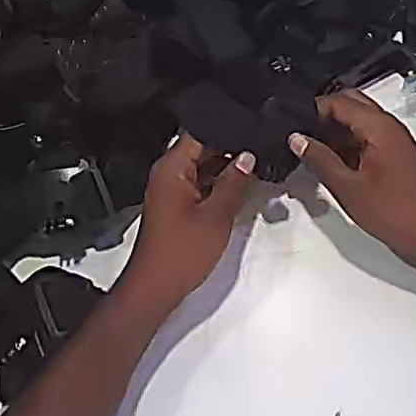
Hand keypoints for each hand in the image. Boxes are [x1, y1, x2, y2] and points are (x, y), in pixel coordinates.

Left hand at [114, 135, 255, 316]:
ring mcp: (171, 188)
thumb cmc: (180, 253)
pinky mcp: (176, 204)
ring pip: (201, 166)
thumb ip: (235, 182)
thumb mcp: (216, 215)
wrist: (155, 287)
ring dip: (225, 167)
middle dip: (230, 147)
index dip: (226, 128)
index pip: (199, 132)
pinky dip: (217, 183)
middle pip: (201, 148)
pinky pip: (198, 183)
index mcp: (171, 167)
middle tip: (259, 149)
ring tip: (255, 166)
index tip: (251, 127)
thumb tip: (248, 157)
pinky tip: (239, 187)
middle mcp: (167, 173)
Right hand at [290, 89, 415, 277]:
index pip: (337, 101)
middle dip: (322, 116)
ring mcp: (394, 142)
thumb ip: (319, 159)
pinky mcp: (396, 159)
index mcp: (378, 126)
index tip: (290, 126)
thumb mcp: (348, 188)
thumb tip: (297, 139)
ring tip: (309, 151)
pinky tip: (330, 164)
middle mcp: (388, 127)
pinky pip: (366, 140)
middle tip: (300, 135)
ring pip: (357, 123)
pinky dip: (347, 146)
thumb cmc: (400, 213)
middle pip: (349, 106)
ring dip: (334, 132)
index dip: (311, 110)